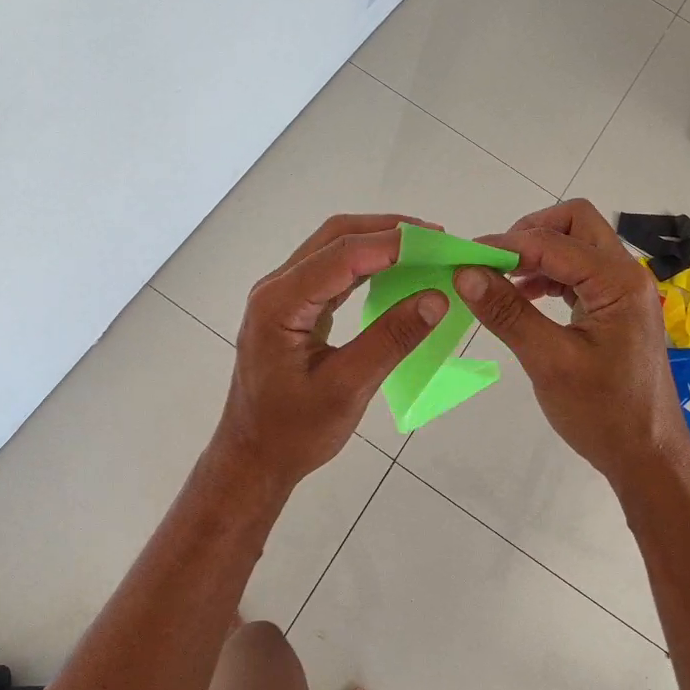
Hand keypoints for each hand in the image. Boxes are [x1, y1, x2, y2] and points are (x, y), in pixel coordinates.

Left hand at [212, 214, 449, 489]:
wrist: (252, 458)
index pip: (341, 255)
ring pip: (333, 248)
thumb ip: (391, 339)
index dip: (390, 243)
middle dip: (385, 231)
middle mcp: (275, 288)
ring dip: (377, 243)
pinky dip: (366, 264)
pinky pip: (332, 271)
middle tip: (436, 237)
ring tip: (424, 248)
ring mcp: (282, 295)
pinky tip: (396, 270)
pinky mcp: (293, 307)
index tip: (437, 240)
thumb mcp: (347, 388)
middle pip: (334, 238)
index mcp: (279, 303)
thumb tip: (437, 297)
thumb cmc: (294, 432)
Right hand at [454, 200, 689, 481]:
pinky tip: (524, 297)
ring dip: (538, 253)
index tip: (464, 259)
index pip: (552, 242)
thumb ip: (508, 313)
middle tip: (493, 261)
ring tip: (500, 280)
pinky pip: (580, 272)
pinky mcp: (616, 309)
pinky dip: (549, 274)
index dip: (505, 245)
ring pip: (577, 245)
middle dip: (530, 233)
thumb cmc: (604, 414)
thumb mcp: (549, 362)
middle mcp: (627, 275)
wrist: (649, 458)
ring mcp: (624, 292)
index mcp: (618, 282)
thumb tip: (465, 273)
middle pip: (576, 223)